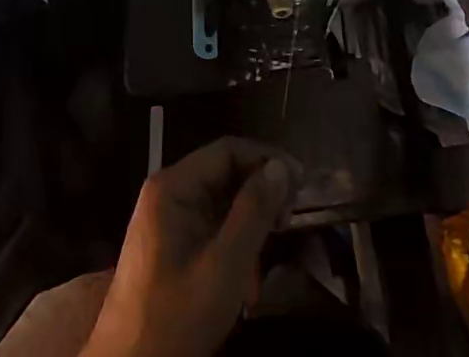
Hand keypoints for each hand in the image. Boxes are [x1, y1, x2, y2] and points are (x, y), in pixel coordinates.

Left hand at [81, 138, 294, 356]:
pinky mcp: (172, 243)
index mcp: (173, 187)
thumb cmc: (176, 318)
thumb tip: (280, 167)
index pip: (227, 150)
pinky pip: (211, 225)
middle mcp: (168, 192)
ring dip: (250, 220)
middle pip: (225, 172)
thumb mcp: (224, 266)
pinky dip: (235, 241)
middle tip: (290, 218)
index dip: (266, 159)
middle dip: (260, 192)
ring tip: (272, 248)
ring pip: (222, 200)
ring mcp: (168, 218)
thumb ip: (253, 211)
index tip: (300, 184)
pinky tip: (249, 275)